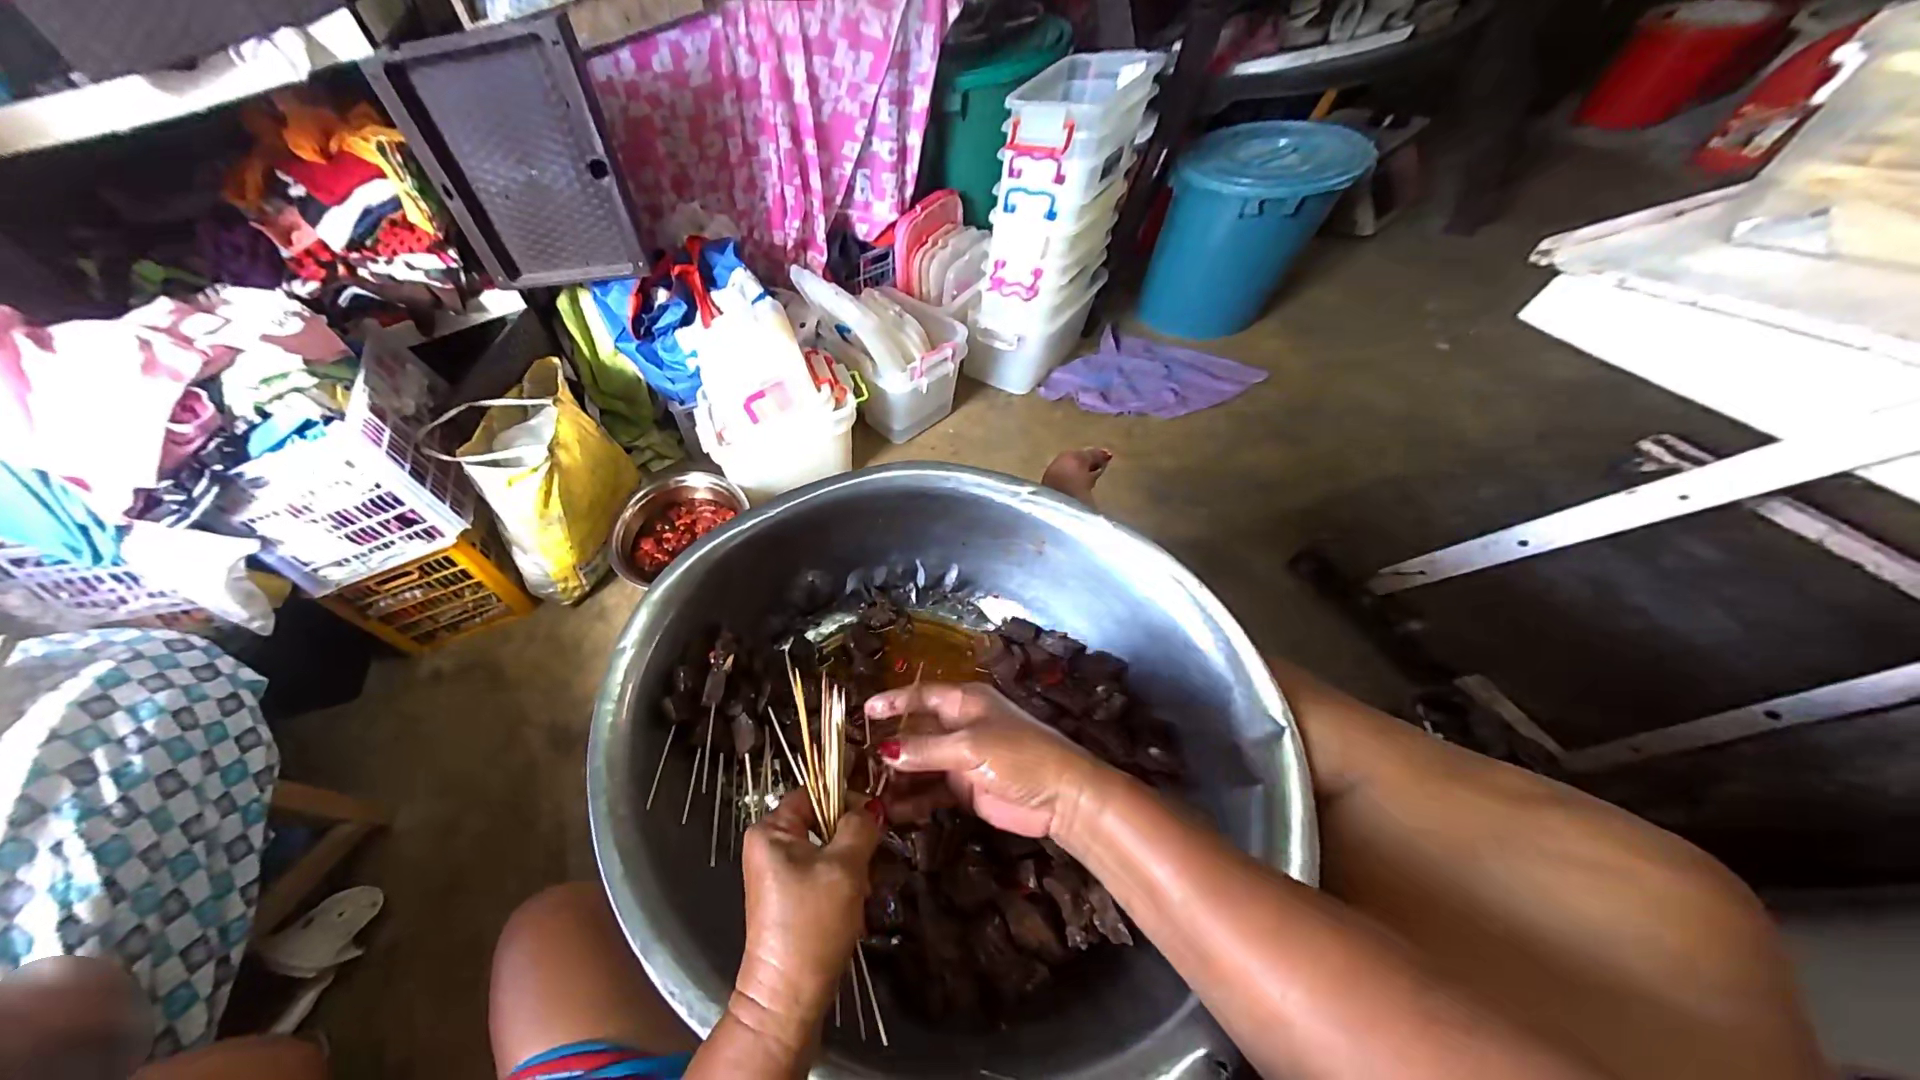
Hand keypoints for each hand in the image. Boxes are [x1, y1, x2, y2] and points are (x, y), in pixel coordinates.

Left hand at [730, 789, 880, 1052]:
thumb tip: (872, 805)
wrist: (788, 997)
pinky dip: (847, 880)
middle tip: (877, 853)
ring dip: (856, 861)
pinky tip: (863, 898)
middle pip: (823, 820)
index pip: (814, 791)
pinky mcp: (793, 896)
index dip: (847, 795)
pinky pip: (825, 871)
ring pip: (829, 847)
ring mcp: (781, 872)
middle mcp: (770, 845)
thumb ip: (860, 826)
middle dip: (855, 836)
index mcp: (771, 830)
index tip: (878, 808)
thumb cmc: (812, 924)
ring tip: (871, 883)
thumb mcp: (844, 867)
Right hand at [866, 681, 1106, 840]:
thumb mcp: (969, 747)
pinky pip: (931, 789)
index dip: (894, 702)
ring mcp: (962, 758)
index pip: (922, 696)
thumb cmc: (1019, 755)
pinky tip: (890, 810)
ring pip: (921, 762)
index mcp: (966, 702)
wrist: (1061, 797)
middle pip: (917, 731)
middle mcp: (961, 725)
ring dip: (898, 775)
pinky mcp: (965, 787)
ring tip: (866, 789)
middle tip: (856, 760)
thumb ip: (925, 749)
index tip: (864, 711)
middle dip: (890, 744)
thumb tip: (884, 751)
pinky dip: (913, 799)